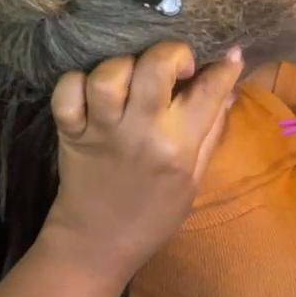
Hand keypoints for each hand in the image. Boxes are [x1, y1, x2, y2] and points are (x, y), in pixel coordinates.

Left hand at [40, 43, 243, 281]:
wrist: (98, 243)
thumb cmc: (152, 213)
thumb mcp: (193, 178)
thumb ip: (211, 130)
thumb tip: (228, 85)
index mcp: (178, 148)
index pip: (208, 92)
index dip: (224, 67)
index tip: (228, 54)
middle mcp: (141, 133)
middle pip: (154, 67)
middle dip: (169, 53)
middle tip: (172, 67)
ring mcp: (102, 130)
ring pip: (109, 74)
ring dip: (121, 67)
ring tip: (129, 80)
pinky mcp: (69, 131)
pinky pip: (67, 90)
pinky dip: (75, 82)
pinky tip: (89, 92)